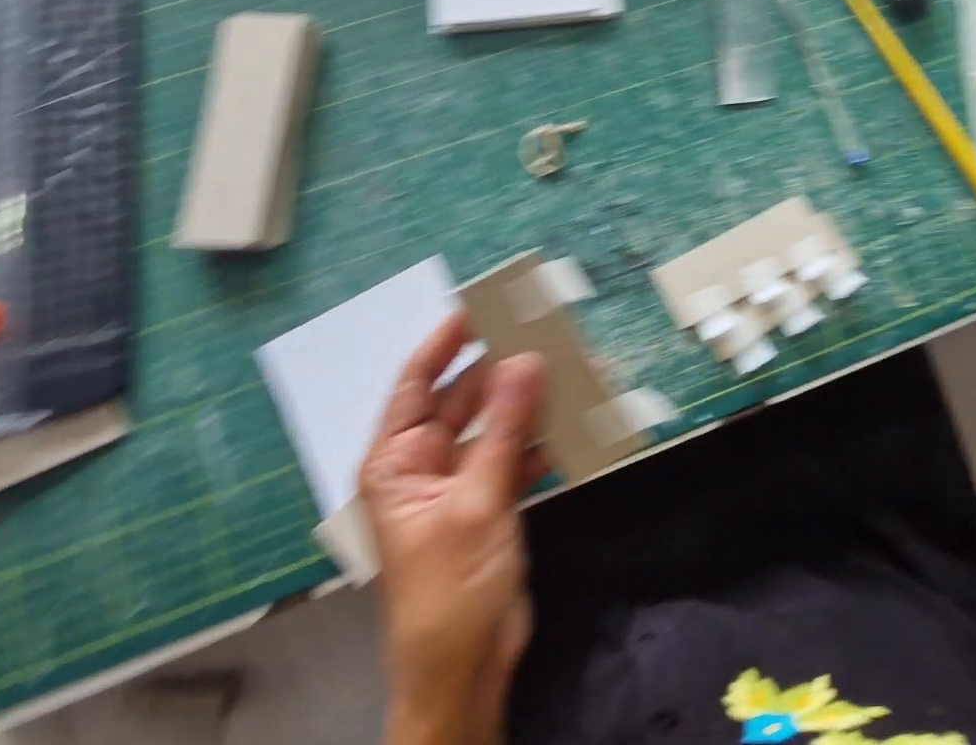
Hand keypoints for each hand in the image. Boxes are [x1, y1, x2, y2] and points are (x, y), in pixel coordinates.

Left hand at [360, 312, 548, 744]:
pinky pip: (519, 457)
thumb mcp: (476, 503)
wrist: (467, 666)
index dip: (445, 343)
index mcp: (397, 461)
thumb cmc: (450, 587)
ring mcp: (463, 483)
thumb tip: (525, 362)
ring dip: (532, 405)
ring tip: (575, 372)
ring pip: (498, 427)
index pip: (416, 385)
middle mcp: (425, 464)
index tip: (479, 307)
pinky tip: (578, 423)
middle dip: (504, 371)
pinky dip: (545, 442)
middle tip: (546, 335)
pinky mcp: (494, 503)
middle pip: (465, 401)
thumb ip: (503, 430)